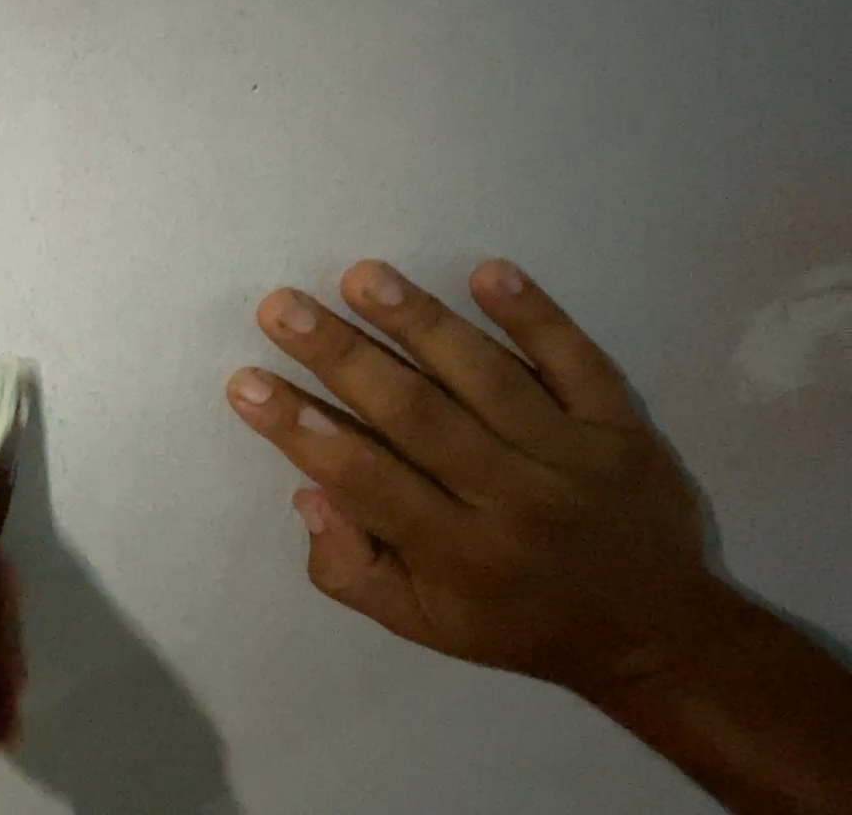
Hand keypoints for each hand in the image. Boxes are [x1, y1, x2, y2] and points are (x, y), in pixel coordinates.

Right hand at [226, 259, 727, 697]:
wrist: (660, 636)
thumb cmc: (509, 620)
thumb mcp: (416, 621)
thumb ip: (348, 567)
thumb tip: (308, 493)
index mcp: (458, 552)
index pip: (366, 481)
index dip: (301, 431)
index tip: (245, 383)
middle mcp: (515, 499)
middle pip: (416, 416)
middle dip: (341, 356)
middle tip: (282, 308)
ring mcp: (575, 455)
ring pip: (487, 378)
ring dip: (420, 322)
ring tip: (362, 275)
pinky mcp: (622, 424)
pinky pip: (579, 362)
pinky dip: (537, 316)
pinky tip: (489, 271)